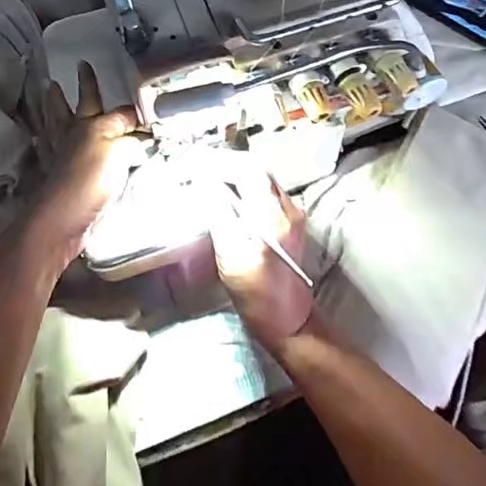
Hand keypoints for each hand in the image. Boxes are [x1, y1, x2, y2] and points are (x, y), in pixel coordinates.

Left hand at [30, 61, 140, 262]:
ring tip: (51, 88)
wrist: (61, 220)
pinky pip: (49, 149)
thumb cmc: (90, 180)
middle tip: (80, 66)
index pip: (119, 112)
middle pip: (81, 106)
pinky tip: (43, 137)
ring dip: (56, 105)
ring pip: (59, 122)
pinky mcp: (57, 176)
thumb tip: (142, 136)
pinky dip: (46, 140)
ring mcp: (62, 155)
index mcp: (92, 126)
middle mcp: (75, 136)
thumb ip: (131, 140)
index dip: (131, 108)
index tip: (135, 96)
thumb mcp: (118, 152)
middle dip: (85, 87)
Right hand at [211, 170, 313, 351]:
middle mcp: (287, 206)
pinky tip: (225, 198)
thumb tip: (205, 182)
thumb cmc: (258, 294)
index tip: (195, 164)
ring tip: (207, 179)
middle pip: (255, 170)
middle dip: (225, 165)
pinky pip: (262, 194)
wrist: (290, 323)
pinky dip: (241, 188)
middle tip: (198, 169)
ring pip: (259, 180)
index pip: (247, 168)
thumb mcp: (231, 253)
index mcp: (273, 212)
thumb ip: (219, 213)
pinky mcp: (288, 224)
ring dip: (233, 175)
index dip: (220, 162)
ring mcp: (290, 214)